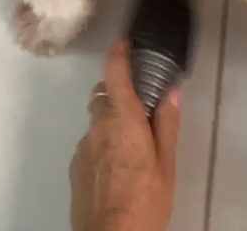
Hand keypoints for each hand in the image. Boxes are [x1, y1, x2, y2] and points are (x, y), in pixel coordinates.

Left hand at [69, 39, 181, 230]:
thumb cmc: (145, 202)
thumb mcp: (166, 166)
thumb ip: (166, 126)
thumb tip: (171, 92)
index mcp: (124, 120)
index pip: (115, 74)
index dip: (118, 53)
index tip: (123, 43)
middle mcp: (99, 126)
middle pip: (103, 96)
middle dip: (117, 95)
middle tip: (137, 112)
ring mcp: (83, 147)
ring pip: (95, 122)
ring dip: (109, 124)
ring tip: (128, 150)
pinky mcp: (75, 168)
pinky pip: (89, 145)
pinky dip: (100, 146)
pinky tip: (114, 170)